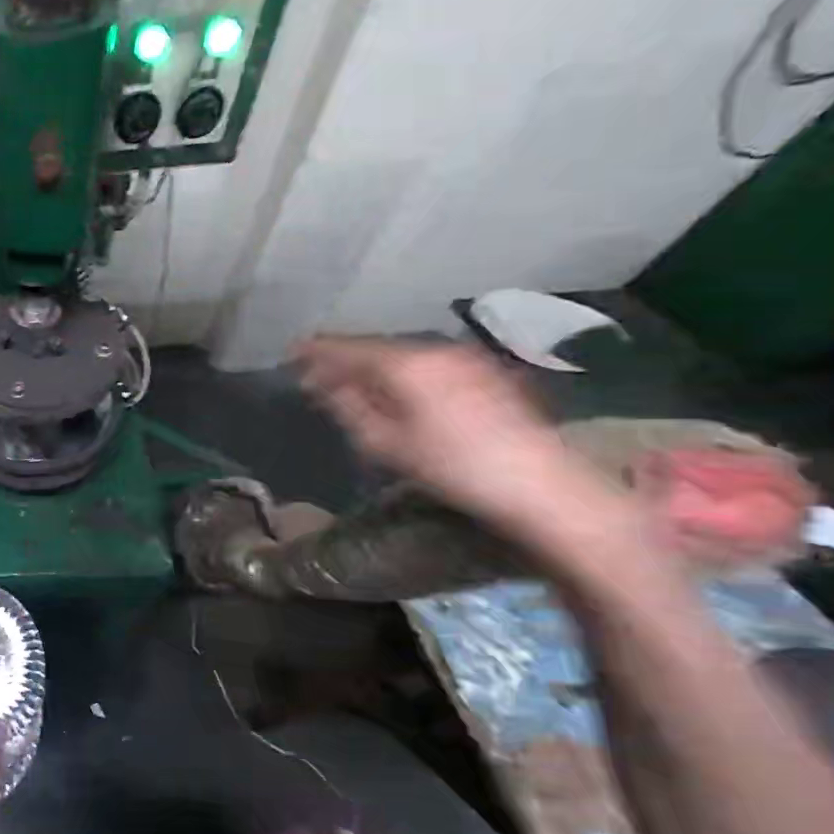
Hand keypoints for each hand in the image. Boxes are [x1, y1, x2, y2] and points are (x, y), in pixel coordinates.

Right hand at [292, 338, 615, 529]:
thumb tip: (327, 387)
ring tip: (351, 387)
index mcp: (407, 365)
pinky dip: (402, 375)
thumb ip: (352, 409)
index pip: (350, 349)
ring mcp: (465, 360)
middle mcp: (436, 351)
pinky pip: (428, 366)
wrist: (541, 484)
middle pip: (378, 350)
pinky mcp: (485, 374)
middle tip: (316, 377)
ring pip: (404, 358)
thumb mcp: (389, 445)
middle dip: (345, 362)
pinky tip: (396, 394)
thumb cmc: (455, 467)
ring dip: (374, 370)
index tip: (292, 352)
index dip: (318, 350)